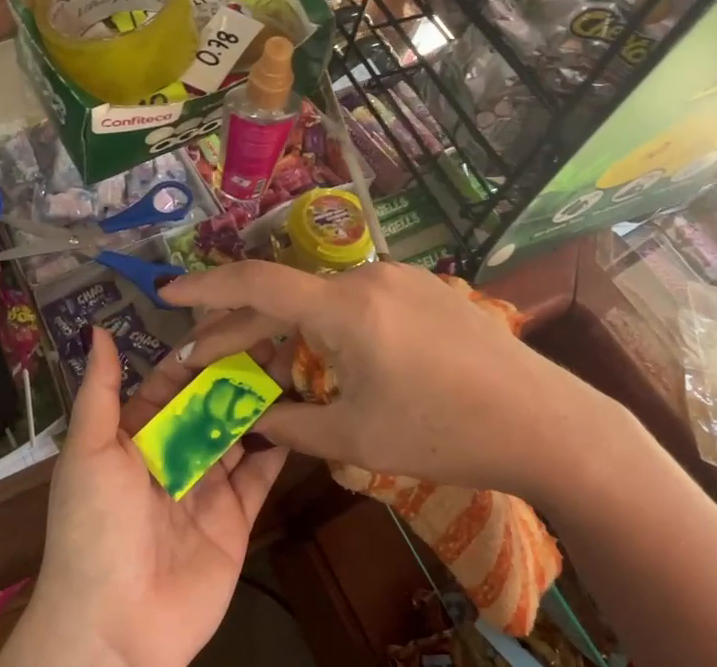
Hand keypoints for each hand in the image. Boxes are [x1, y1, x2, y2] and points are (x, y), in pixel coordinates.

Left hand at [3, 325, 288, 666]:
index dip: (200, 351)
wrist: (116, 624)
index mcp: (135, 433)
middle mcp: (172, 452)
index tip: (234, 313)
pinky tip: (303, 415)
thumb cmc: (94, 526)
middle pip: (210, 402)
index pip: (172, 380)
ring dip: (263, 400)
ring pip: (238, 432)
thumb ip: (101, 390)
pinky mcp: (234, 520)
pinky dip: (279, 448)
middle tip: (278, 332)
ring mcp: (205, 485)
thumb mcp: (88, 451)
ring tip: (297, 361)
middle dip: (238, 370)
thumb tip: (98, 327)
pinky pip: (260, 477)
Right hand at [162, 260, 609, 499]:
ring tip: (262, 359)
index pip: (255, 284)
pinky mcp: (425, 288)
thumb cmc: (446, 434)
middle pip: (284, 292)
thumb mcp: (357, 439)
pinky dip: (324, 324)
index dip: (203, 288)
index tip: (165, 296)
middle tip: (204, 351)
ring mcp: (401, 278)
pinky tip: (324, 355)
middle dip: (239, 323)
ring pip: (319, 296)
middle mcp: (367, 277)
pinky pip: (355, 299)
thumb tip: (248, 416)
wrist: (551, 424)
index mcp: (345, 307)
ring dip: (284, 325)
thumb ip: (290, 424)